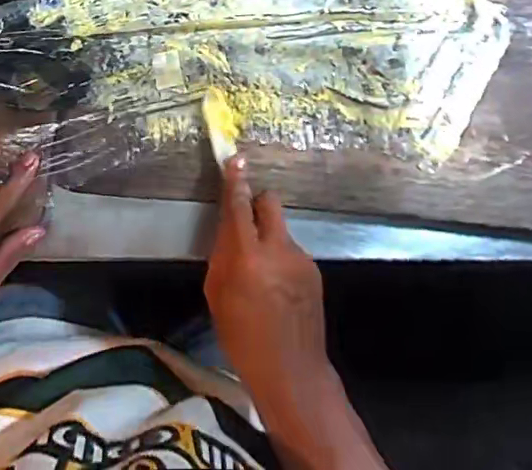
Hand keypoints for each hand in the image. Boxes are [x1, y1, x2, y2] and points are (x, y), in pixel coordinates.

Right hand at [205, 154, 328, 392]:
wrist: (292, 372)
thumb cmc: (242, 337)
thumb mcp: (217, 294)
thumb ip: (222, 255)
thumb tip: (228, 228)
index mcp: (248, 256)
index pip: (239, 206)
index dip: (235, 181)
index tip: (235, 160)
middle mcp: (278, 248)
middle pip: (270, 202)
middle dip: (256, 203)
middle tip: (245, 222)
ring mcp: (301, 258)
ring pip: (280, 229)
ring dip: (267, 239)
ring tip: (260, 274)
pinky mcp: (314, 270)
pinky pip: (290, 251)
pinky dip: (280, 259)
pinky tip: (277, 288)